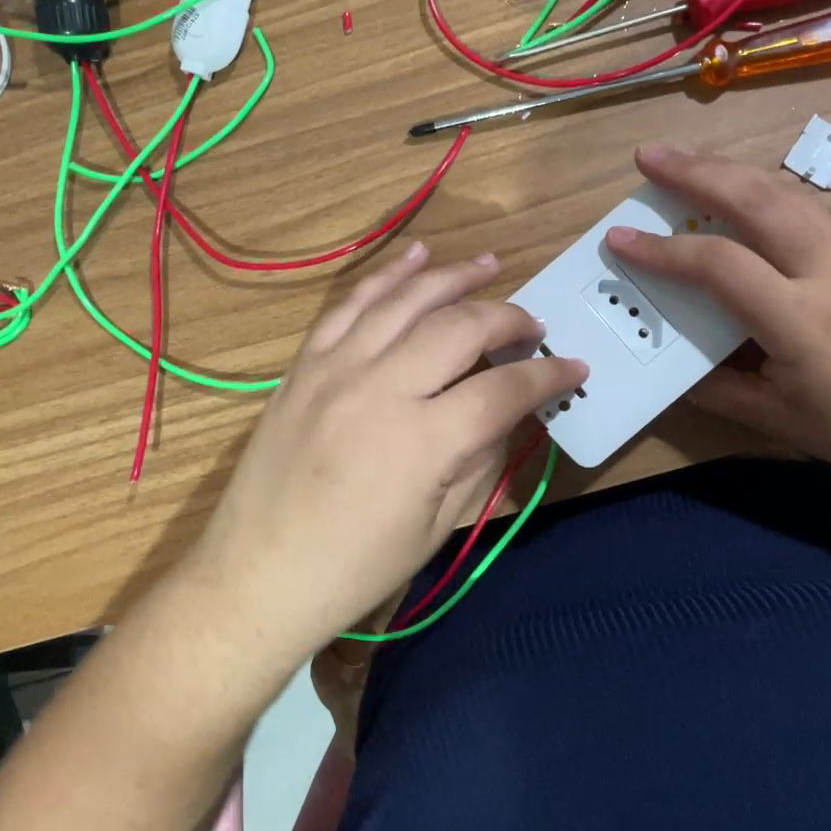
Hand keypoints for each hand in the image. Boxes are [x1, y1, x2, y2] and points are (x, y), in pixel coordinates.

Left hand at [185, 242, 586, 655]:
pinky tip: (417, 255)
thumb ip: (480, 459)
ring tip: (490, 264)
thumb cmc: (355, 568)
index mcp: (422, 444)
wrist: (256, 575)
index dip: (547, 376)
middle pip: (460, 329)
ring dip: (454, 277)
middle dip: (508, 318)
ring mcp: (337, 369)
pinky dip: (388, 275)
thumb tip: (508, 411)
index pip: (503, 390)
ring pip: (406, 301)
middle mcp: (381, 390)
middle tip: (534, 325)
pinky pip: (351, 304)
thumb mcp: (437, 527)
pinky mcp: (306, 364)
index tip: (575, 368)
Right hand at [604, 145, 830, 494]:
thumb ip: (718, 389)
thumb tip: (670, 364)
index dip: (664, 251)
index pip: (720, 265)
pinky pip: (804, 208)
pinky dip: (761, 189)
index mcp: (801, 321)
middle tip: (648, 157)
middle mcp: (827, 272)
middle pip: (757, 200)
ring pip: (785, 192)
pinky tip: (740, 193)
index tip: (619, 240)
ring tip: (686, 160)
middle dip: (697, 171)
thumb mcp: (779, 422)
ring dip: (729, 169)